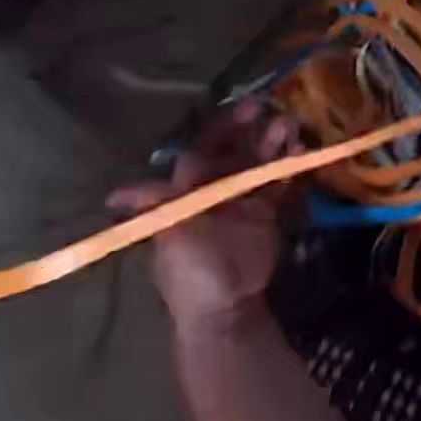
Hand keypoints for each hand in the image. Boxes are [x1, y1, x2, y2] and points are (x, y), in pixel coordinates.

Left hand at [107, 102, 299, 334]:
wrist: (225, 310)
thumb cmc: (191, 275)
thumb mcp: (171, 240)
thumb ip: (158, 210)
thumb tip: (118, 194)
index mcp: (189, 189)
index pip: (205, 148)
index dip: (223, 128)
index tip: (246, 111)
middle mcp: (216, 186)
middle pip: (235, 148)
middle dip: (252, 127)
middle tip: (274, 110)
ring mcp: (244, 198)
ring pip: (260, 160)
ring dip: (275, 142)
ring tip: (292, 129)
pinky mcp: (267, 211)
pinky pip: (278, 181)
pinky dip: (290, 166)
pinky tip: (302, 155)